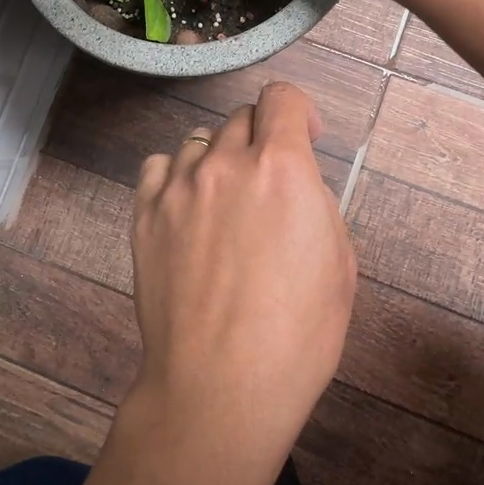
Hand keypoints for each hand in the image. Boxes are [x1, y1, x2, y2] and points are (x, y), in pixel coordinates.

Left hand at [51, 83, 355, 484]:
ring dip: (220, 158)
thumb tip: (296, 187)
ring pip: (200, 141)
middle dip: (263, 139)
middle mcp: (226, 162)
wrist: (221, 385)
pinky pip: (159, 168)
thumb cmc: (297, 335)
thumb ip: (316, 204)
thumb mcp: (339, 263)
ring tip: (225, 202)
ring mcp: (178, 186)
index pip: (283, 98)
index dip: (299, 113)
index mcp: (281, 167)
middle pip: (242, 117)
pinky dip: (176, 177)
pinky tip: (187, 209)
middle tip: (268, 184)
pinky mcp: (144, 214)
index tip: (306, 139)